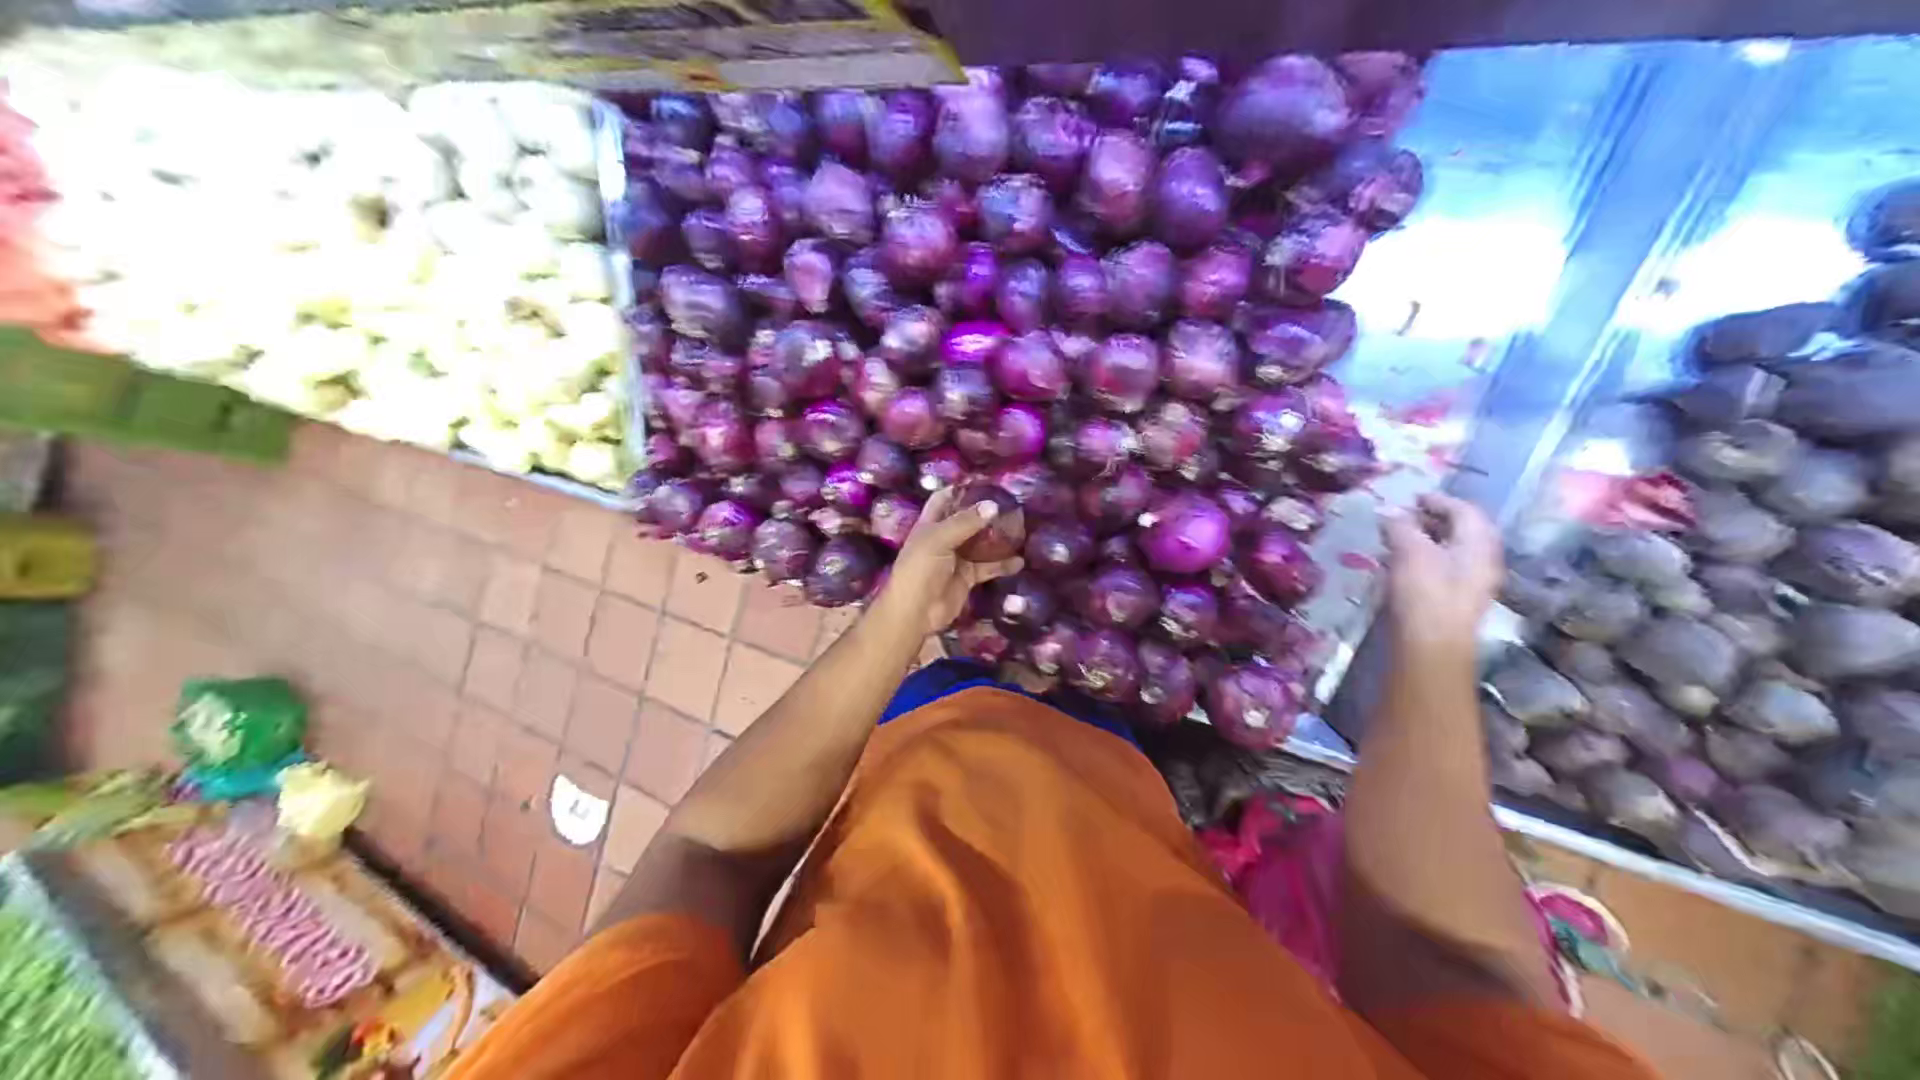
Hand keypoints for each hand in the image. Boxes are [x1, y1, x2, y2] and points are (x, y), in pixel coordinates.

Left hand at [870, 486, 1023, 636]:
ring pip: (981, 543)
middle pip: (967, 519)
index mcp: (930, 523)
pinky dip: (1003, 565)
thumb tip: (993, 505)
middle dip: (986, 512)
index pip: (944, 498)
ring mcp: (956, 558)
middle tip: (1012, 505)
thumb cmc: (920, 569)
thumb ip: (966, 522)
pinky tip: (1019, 562)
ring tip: (1021, 529)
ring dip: (998, 538)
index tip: (986, 482)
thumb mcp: (939, 539)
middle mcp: (944, 538)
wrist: (915, 612)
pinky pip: (988, 567)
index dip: (961, 489)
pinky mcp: (967, 577)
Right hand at [1381, 493, 1501, 652]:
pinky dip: (1424, 556)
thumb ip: (1401, 526)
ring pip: (1451, 549)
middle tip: (1403, 515)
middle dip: (1433, 519)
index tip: (1412, 497)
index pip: (1466, 511)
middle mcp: (1483, 560)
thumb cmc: (1425, 593)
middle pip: (1462, 529)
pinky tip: (1401, 562)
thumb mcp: (1410, 552)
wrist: (1431, 645)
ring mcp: (1472, 582)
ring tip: (1396, 537)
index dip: (1439, 499)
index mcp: (1480, 545)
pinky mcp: (1455, 599)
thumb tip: (1390, 511)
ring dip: (1426, 538)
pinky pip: (1443, 567)